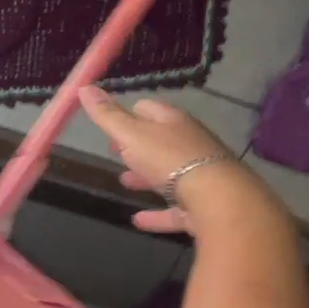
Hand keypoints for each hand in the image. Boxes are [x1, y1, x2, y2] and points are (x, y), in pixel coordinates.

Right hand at [78, 85, 280, 235]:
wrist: (224, 203)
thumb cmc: (170, 159)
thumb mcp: (129, 134)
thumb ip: (106, 114)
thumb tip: (84, 87)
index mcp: (175, 123)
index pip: (147, 108)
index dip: (127, 113)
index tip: (109, 125)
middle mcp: (193, 144)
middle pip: (160, 141)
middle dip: (136, 147)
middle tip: (115, 153)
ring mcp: (204, 175)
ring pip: (170, 173)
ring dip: (147, 177)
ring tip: (125, 182)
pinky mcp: (209, 204)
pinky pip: (178, 207)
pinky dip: (158, 212)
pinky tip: (139, 220)